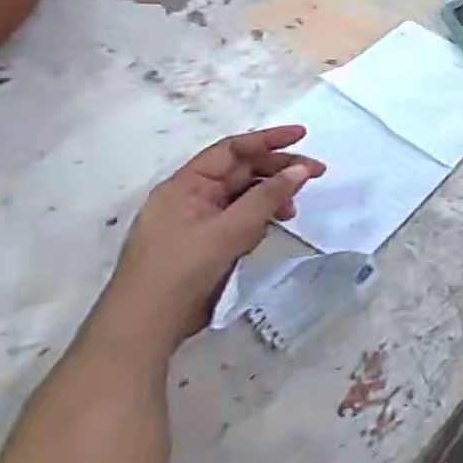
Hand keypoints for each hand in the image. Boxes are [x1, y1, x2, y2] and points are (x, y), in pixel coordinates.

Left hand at [93, 126, 324, 348]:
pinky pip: (240, 218)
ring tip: (292, 212)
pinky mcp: (207, 242)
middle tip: (317, 173)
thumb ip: (268, 196)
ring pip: (244, 195)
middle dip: (278, 170)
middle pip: (241, 171)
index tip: (303, 135)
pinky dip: (260, 218)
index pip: (231, 150)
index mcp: (185, 186)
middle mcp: (190, 197)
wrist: (145, 327)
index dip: (268, 139)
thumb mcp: (230, 230)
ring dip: (272, 197)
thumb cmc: (182, 269)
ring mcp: (198, 221)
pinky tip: (272, 229)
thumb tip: (301, 170)